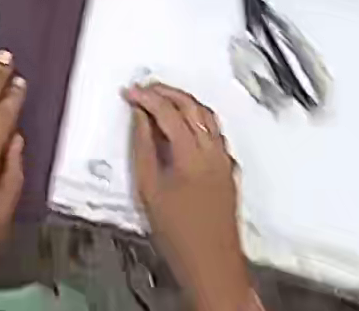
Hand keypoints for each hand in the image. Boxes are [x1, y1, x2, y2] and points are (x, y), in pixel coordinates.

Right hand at [126, 83, 258, 310]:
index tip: (129, 92)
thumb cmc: (178, 235)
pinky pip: (215, 131)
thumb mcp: (148, 188)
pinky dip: (198, 118)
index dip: (146, 97)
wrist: (213, 270)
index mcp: (192, 154)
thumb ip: (142, 145)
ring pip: (206, 115)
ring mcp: (224, 160)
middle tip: (143, 89)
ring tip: (161, 99)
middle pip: (190, 105)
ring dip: (183, 101)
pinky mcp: (229, 171)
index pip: (168, 110)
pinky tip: (185, 124)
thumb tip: (139, 116)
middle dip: (165, 91)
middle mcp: (213, 151)